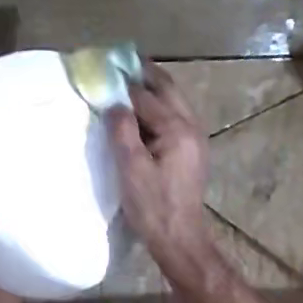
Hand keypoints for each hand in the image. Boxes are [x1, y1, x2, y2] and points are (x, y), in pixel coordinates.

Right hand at [108, 62, 219, 291]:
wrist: (180, 239)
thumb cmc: (153, 207)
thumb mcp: (131, 169)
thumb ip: (123, 132)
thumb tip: (115, 104)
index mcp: (177, 129)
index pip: (147, 97)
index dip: (124, 83)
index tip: (106, 68)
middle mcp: (192, 128)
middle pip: (169, 91)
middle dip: (147, 75)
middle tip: (124, 63)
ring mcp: (196, 140)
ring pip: (175, 104)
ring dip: (154, 91)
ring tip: (131, 84)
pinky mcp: (192, 153)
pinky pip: (176, 119)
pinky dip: (160, 109)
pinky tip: (144, 116)